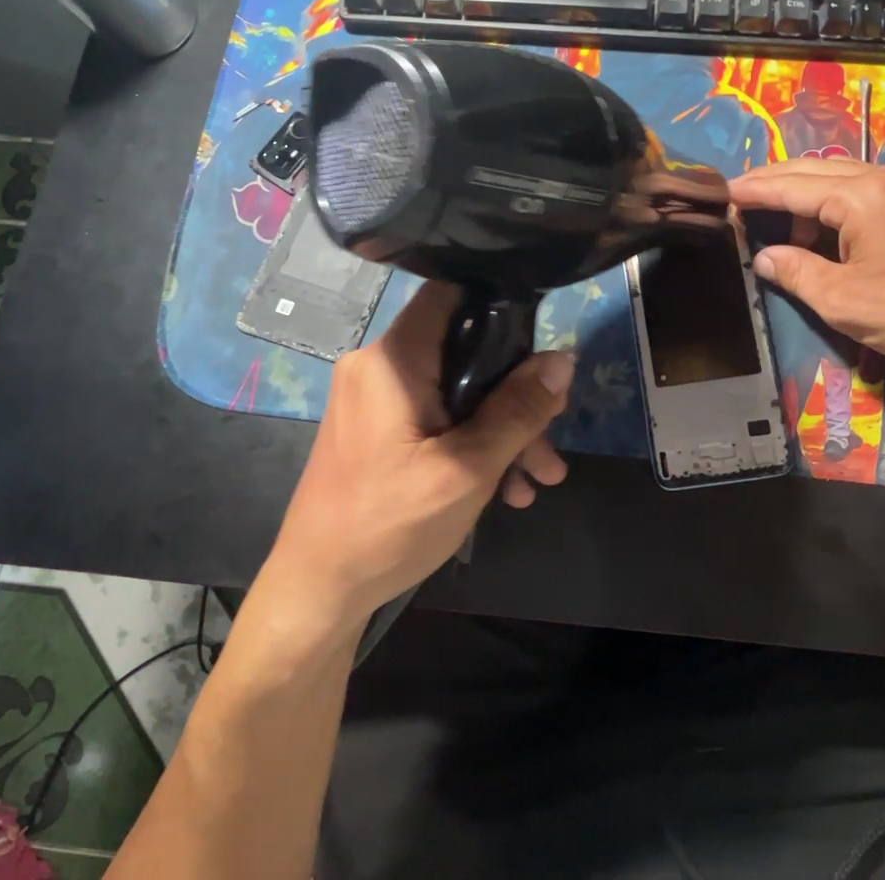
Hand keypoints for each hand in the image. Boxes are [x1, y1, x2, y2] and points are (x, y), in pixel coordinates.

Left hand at [270, 282, 573, 621]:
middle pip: (464, 353)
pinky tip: (507, 491)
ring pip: (457, 393)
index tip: (544, 348)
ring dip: (503, 431)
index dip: (503, 309)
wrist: (321, 590)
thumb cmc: (390, 526)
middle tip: (552, 440)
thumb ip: (517, 410)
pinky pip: (437, 420)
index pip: (451, 294)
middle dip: (517, 397)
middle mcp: (379, 367)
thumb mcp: (468, 469)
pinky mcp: (379, 430)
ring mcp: (377, 400)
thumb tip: (563, 359)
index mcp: (392, 361)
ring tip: (540, 481)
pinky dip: (473, 445)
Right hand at [730, 155, 884, 394]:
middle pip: (816, 169)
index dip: (756, 190)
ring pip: (841, 175)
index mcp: (865, 195)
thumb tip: (765, 257)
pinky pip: (863, 188)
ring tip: (778, 223)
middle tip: (741, 196)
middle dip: (776, 182)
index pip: (794, 186)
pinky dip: (834, 202)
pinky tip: (821, 229)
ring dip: (806, 194)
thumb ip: (796, 271)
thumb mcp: (840, 300)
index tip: (724, 191)